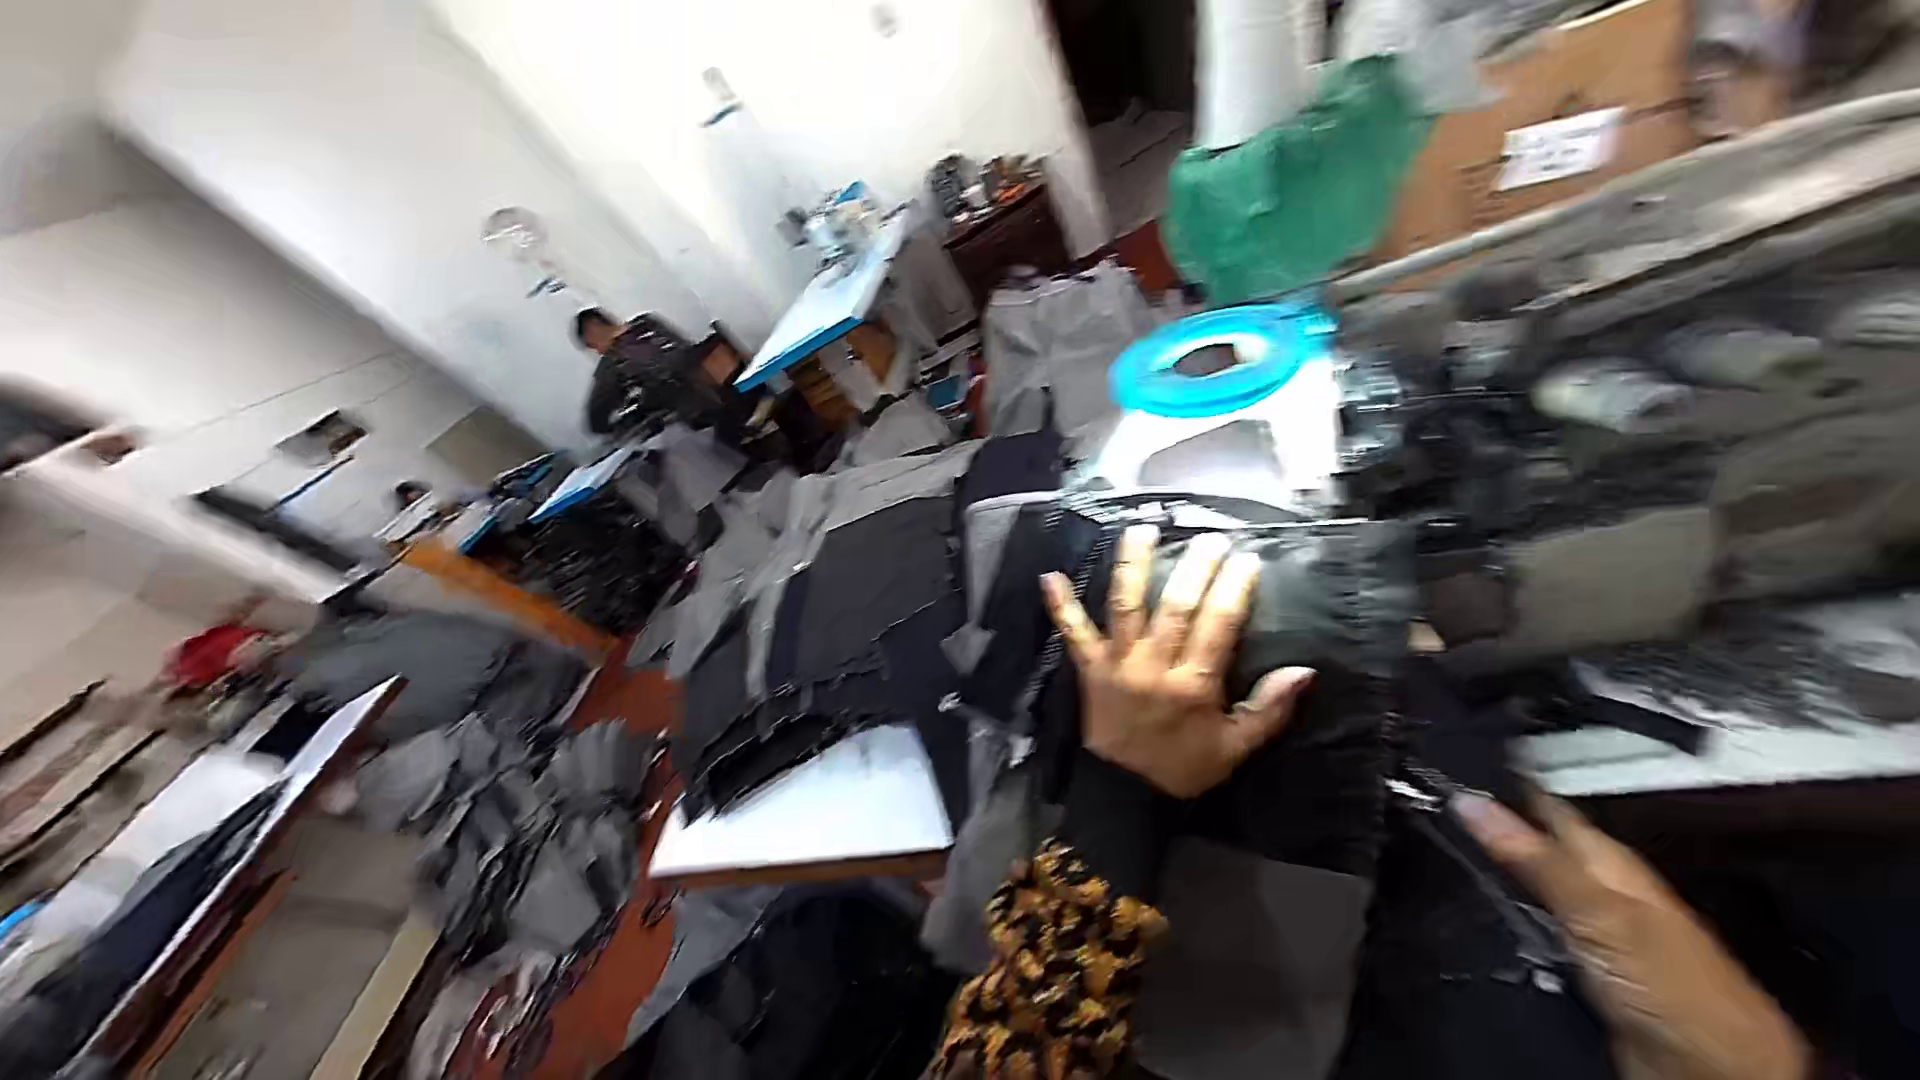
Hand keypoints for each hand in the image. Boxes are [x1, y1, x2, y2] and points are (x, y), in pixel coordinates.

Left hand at [1041, 526, 1315, 798]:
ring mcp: (1117, 663)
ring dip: (1132, 565)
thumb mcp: (1236, 748)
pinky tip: (1049, 576)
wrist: (1126, 794)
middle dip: (1194, 568)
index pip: (1218, 626)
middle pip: (1175, 607)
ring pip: (1125, 606)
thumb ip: (1269, 710)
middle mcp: (1153, 665)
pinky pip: (1073, 633)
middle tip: (1209, 537)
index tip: (1247, 558)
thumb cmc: (1183, 768)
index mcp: (1193, 684)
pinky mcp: (1089, 668)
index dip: (1233, 589)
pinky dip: (1061, 605)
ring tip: (1140, 529)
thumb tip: (1304, 670)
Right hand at [1453, 792, 1809, 1079]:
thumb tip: (1467, 801)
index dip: (1503, 785)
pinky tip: (1474, 906)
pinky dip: (1499, 909)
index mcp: (1612, 865)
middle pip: (1532, 844)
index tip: (1455, 766)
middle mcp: (1600, 891)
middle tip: (1434, 802)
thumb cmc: (1678, 992)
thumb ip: (1533, 857)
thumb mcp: (1599, 913)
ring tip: (1440, 845)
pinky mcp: (1579, 963)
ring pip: (1526, 882)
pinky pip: (1526, 922)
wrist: (1713, 1076)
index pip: (1545, 807)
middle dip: (1489, 825)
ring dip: (1490, 868)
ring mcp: (1591, 929)